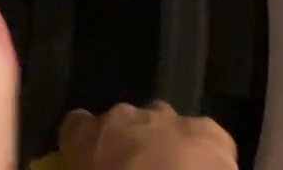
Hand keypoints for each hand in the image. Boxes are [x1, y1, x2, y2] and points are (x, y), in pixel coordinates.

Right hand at [59, 102, 237, 169]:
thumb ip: (91, 168)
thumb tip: (97, 167)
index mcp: (89, 138)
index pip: (74, 127)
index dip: (81, 147)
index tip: (87, 167)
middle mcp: (125, 117)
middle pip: (121, 125)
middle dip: (127, 148)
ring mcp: (168, 119)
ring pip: (160, 124)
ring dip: (162, 146)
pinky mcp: (208, 131)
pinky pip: (200, 136)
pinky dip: (200, 153)